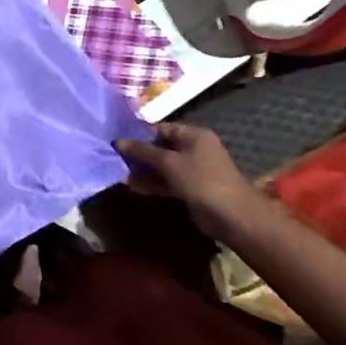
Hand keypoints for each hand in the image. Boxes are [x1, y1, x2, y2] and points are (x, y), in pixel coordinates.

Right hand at [116, 123, 263, 228]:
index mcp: (193, 135)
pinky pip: (167, 181)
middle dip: (139, 154)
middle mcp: (193, 149)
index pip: (161, 129)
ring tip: (119, 174)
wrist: (230, 215)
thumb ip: (143, 151)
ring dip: (143, 171)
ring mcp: (192, 170)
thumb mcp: (169, 162)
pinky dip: (152, 183)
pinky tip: (132, 187)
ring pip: (162, 166)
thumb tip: (118, 141)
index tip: (117, 139)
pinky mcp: (189, 188)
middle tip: (114, 158)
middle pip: (161, 147)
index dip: (139, 133)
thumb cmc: (201, 180)